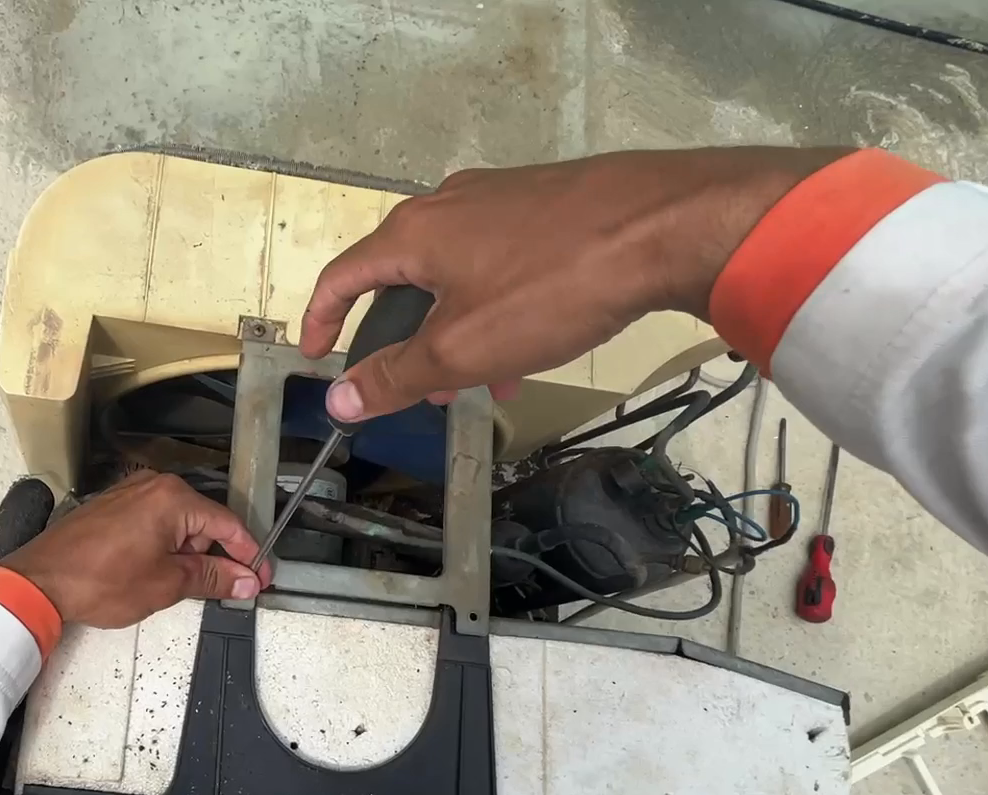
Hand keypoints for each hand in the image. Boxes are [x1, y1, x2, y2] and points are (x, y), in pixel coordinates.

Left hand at [0, 471, 273, 627]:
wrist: (40, 581)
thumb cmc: (100, 581)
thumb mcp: (166, 584)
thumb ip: (212, 578)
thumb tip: (245, 580)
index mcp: (172, 498)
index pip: (226, 524)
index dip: (248, 554)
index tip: (260, 577)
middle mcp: (153, 486)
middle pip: (203, 521)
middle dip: (216, 556)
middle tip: (227, 588)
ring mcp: (130, 493)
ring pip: (178, 524)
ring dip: (188, 554)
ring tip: (183, 587)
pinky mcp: (112, 507)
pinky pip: (153, 523)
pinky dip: (165, 546)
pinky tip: (159, 573)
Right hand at [299, 147, 847, 423]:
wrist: (673, 226)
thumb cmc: (547, 289)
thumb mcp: (458, 350)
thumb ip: (392, 378)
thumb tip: (336, 401)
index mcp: (412, 236)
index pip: (341, 278)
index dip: (320, 321)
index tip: (315, 355)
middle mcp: (447, 206)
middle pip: (398, 282)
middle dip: (401, 343)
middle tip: (412, 387)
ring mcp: (500, 200)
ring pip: (451, 280)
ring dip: (450, 335)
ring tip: (474, 381)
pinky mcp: (545, 205)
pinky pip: (495, 267)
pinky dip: (490, 313)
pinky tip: (523, 352)